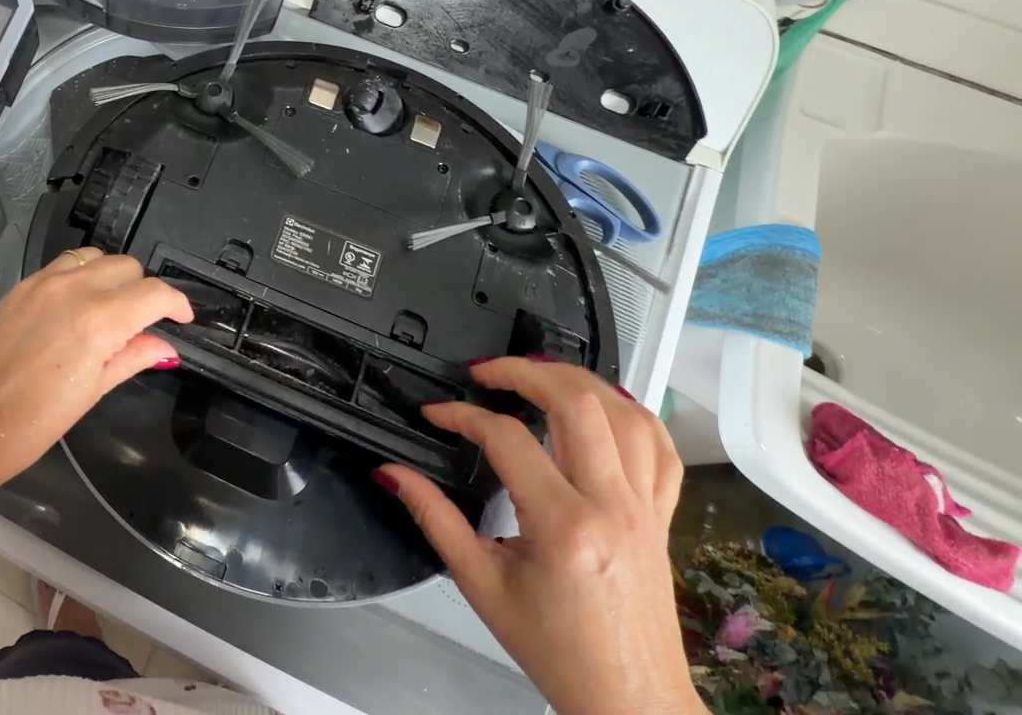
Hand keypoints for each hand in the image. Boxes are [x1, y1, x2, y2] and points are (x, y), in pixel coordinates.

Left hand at [0, 248, 192, 493]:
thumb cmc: (29, 424)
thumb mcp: (91, 394)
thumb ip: (131, 358)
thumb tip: (164, 346)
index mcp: (96, 320)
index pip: (154, 293)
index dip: (177, 304)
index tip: (183, 319)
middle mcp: (71, 290)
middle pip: (127, 267)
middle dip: (144, 291)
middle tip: (144, 324)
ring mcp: (41, 283)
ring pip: (96, 257)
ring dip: (113, 277)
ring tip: (112, 312)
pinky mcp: (19, 287)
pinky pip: (64, 264)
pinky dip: (82, 275)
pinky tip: (79, 306)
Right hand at [378, 358, 699, 714]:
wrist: (629, 697)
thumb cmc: (554, 648)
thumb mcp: (478, 582)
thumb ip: (433, 517)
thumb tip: (393, 473)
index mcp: (562, 526)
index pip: (506, 438)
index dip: (462, 416)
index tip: (436, 415)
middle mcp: (612, 507)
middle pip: (577, 404)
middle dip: (523, 372)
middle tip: (485, 371)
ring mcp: (646, 508)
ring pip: (624, 413)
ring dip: (577, 380)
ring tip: (535, 374)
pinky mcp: (661, 515)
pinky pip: (659, 446)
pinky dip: (630, 411)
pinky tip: (600, 402)